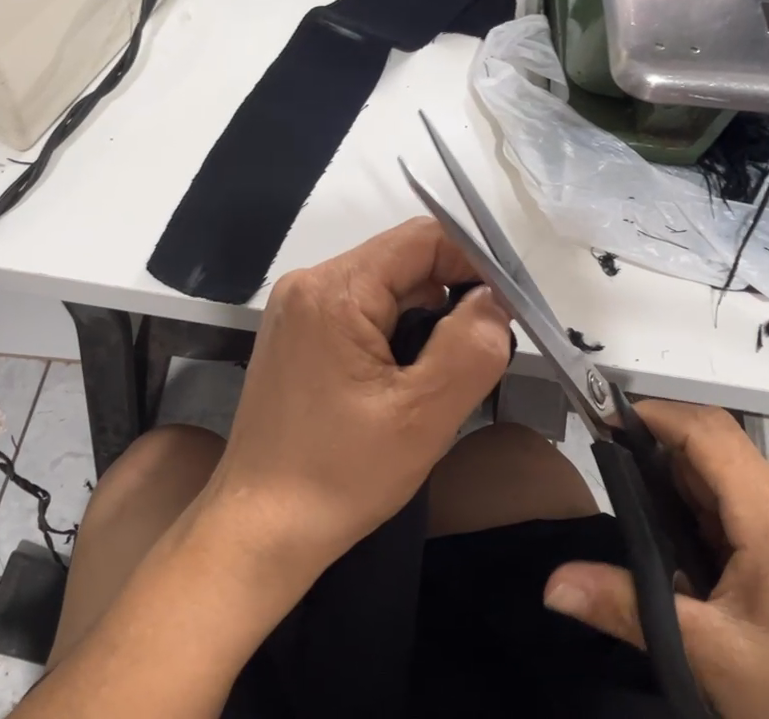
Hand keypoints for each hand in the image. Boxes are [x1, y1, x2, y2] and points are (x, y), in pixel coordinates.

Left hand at [199, 218, 513, 575]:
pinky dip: (391, 339)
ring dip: (421, 325)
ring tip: (433, 383)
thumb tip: (494, 301)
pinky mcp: (294, 338)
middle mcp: (307, 285)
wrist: (260, 529)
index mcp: (334, 289)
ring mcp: (295, 311)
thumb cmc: (341, 474)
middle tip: (474, 359)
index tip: (507, 310)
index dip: (474, 263)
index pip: (422, 239)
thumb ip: (472, 347)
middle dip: (448, 301)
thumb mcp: (424, 415)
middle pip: (401, 264)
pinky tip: (398, 387)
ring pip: (383, 291)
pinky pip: (359, 315)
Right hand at [542, 402, 768, 718]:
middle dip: (670, 484)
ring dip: (701, 513)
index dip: (653, 415)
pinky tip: (726, 587)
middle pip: (720, 462)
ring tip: (687, 576)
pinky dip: (732, 529)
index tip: (604, 419)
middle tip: (642, 537)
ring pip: (743, 490)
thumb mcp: (713, 658)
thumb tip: (554, 583)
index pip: (708, 432)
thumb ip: (627, 608)